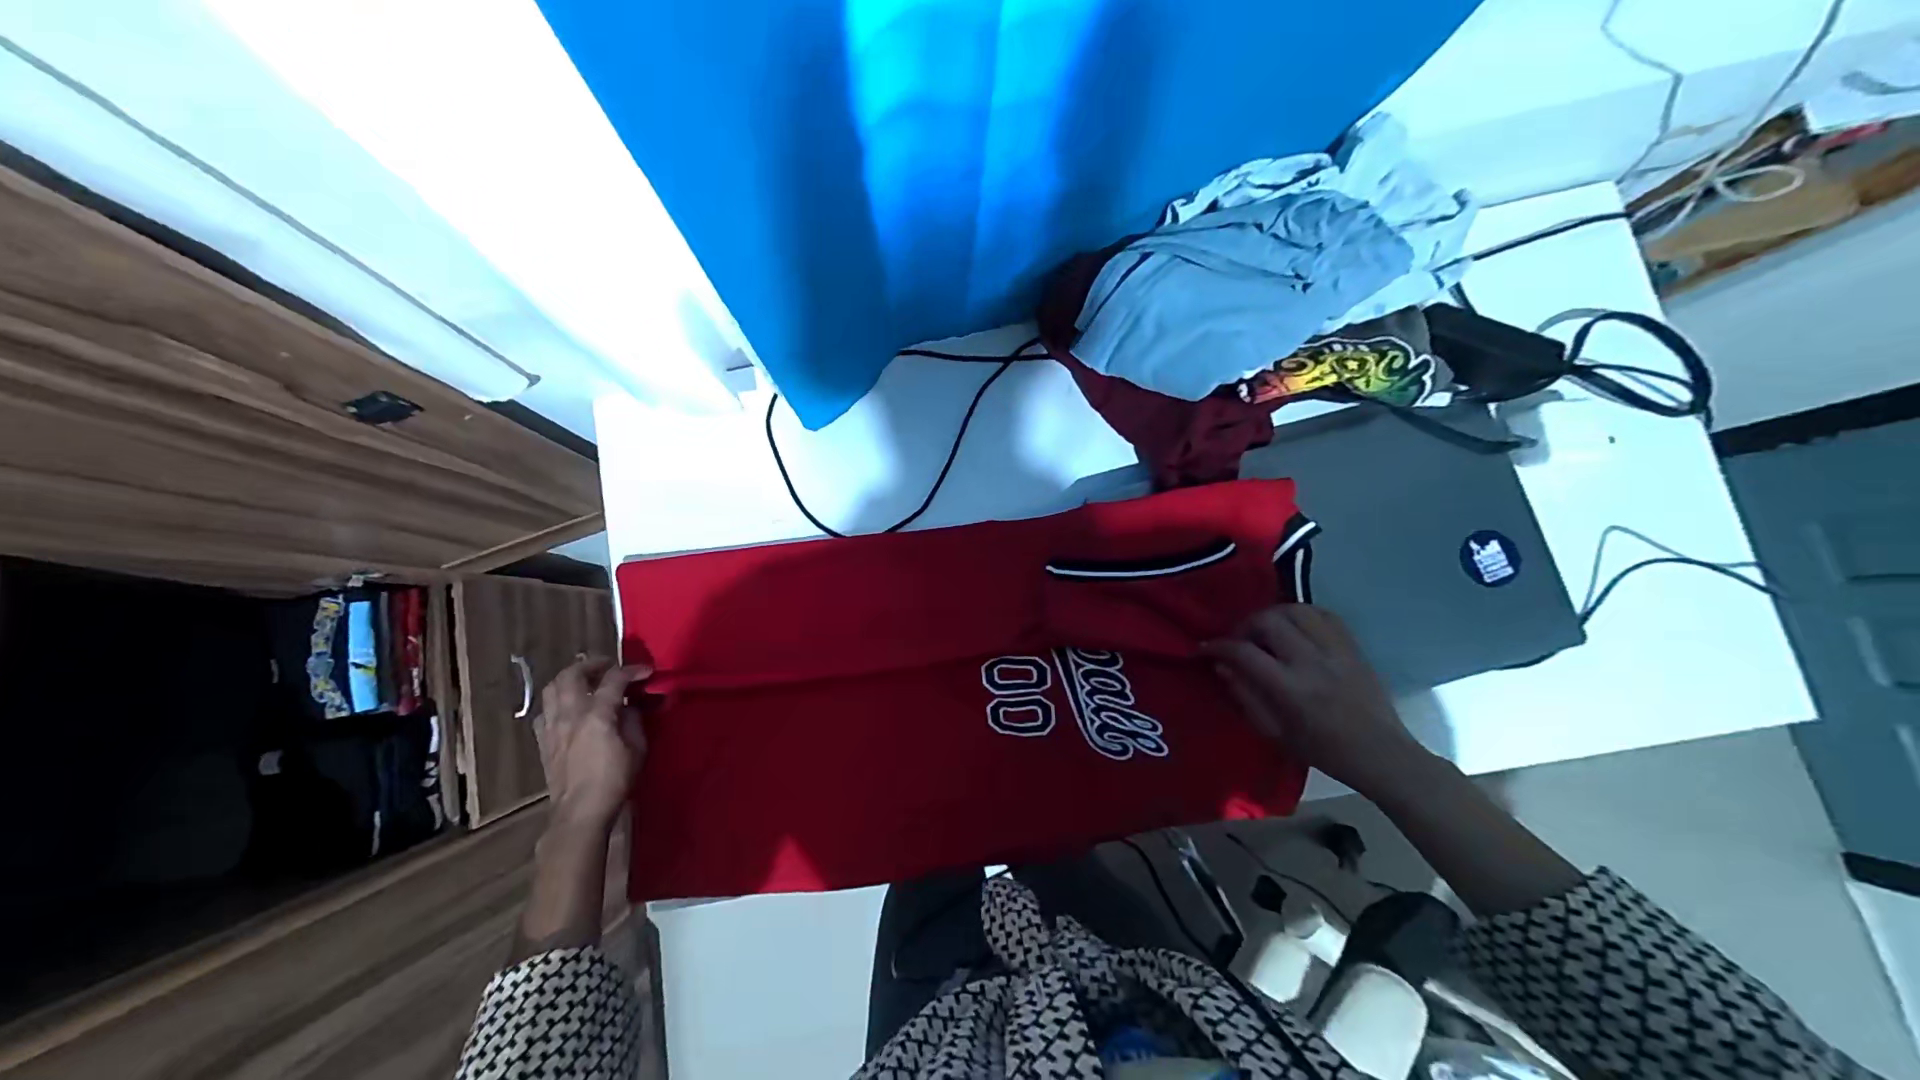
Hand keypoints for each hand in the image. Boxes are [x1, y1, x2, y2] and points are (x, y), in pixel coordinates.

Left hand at [533, 655, 650, 831]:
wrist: (580, 811)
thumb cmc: (615, 780)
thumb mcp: (638, 748)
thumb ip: (633, 720)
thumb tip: (629, 707)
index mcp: (597, 714)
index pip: (614, 679)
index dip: (632, 670)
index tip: (646, 671)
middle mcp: (570, 713)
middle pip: (573, 673)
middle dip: (592, 664)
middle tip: (608, 666)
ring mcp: (552, 726)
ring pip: (552, 688)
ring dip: (570, 678)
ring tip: (586, 681)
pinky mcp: (543, 740)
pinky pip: (544, 711)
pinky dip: (557, 702)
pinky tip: (568, 709)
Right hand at [1202, 606, 1434, 799]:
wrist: (1380, 754)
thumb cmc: (1323, 751)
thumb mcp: (1274, 734)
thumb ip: (1245, 696)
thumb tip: (1223, 666)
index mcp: (1291, 690)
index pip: (1244, 652)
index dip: (1218, 646)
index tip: (1204, 648)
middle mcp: (1312, 662)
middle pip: (1268, 621)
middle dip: (1244, 626)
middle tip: (1238, 640)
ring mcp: (1336, 650)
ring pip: (1295, 610)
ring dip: (1272, 615)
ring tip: (1265, 630)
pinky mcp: (1353, 646)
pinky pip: (1323, 613)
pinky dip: (1302, 614)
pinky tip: (1294, 627)